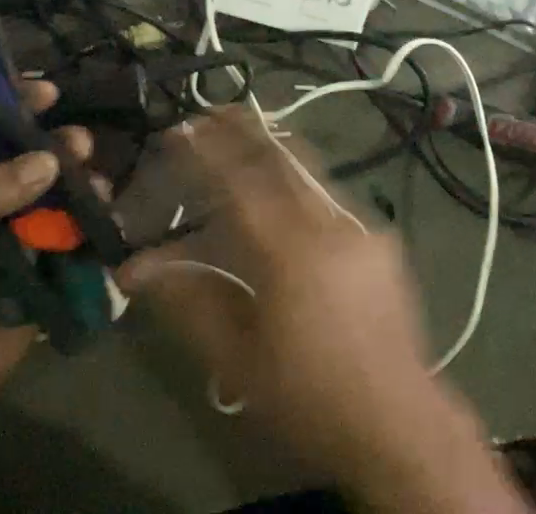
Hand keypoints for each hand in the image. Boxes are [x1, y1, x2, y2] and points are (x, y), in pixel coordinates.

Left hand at [0, 81, 90, 513]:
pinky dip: (96, 223)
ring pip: (63, 195)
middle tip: (83, 143)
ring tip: (99, 186)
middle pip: (36, 162)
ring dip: (83, 185)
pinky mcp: (53, 267)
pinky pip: (79, 236)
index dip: (16, 109)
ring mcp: (27, 236)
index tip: (48, 90)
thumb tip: (47, 160)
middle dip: (61, 147)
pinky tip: (110, 214)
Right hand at [118, 109, 526, 512]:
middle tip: (211, 113)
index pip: (237, 180)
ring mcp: (362, 228)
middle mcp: (329, 225)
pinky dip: (300, 189)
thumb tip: (137, 268)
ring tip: (243, 142)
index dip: (205, 149)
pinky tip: (286, 205)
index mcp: (288, 251)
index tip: (178, 128)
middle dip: (243, 129)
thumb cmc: (307, 398)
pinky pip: (330, 200)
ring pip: (308, 172)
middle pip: (279, 157)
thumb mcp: (237, 359)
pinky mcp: (382, 241)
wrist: (399, 423)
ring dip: (272, 152)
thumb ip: (188, 302)